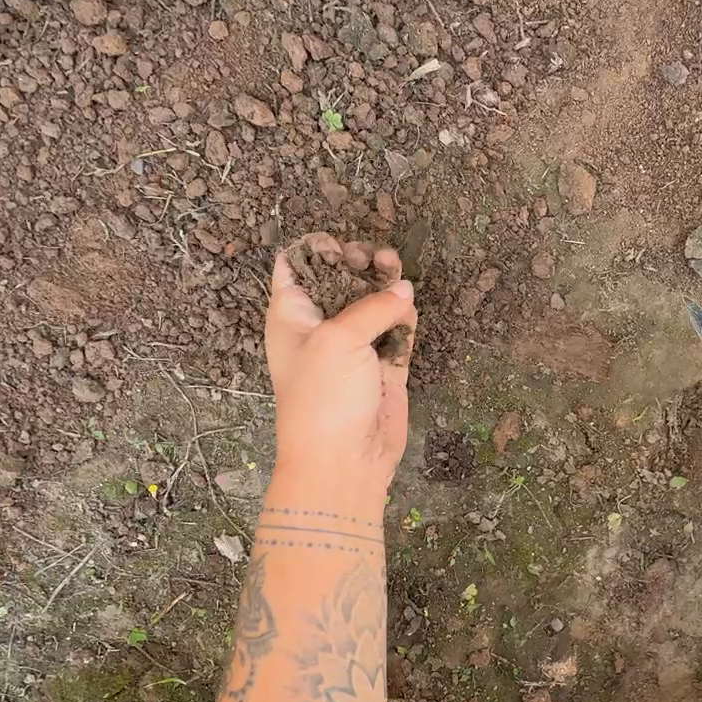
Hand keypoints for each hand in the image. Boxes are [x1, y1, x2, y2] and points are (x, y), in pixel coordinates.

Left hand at [264, 248, 416, 512]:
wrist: (344, 460)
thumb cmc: (323, 395)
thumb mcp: (339, 339)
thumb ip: (373, 307)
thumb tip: (404, 290)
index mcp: (292, 317)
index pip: (295, 270)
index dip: (314, 250)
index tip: (337, 241)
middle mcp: (322, 328)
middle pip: (341, 282)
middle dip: (358, 263)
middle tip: (375, 255)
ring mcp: (356, 349)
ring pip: (374, 305)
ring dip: (386, 285)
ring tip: (397, 264)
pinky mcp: (385, 369)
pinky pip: (397, 332)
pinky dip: (404, 317)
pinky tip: (410, 302)